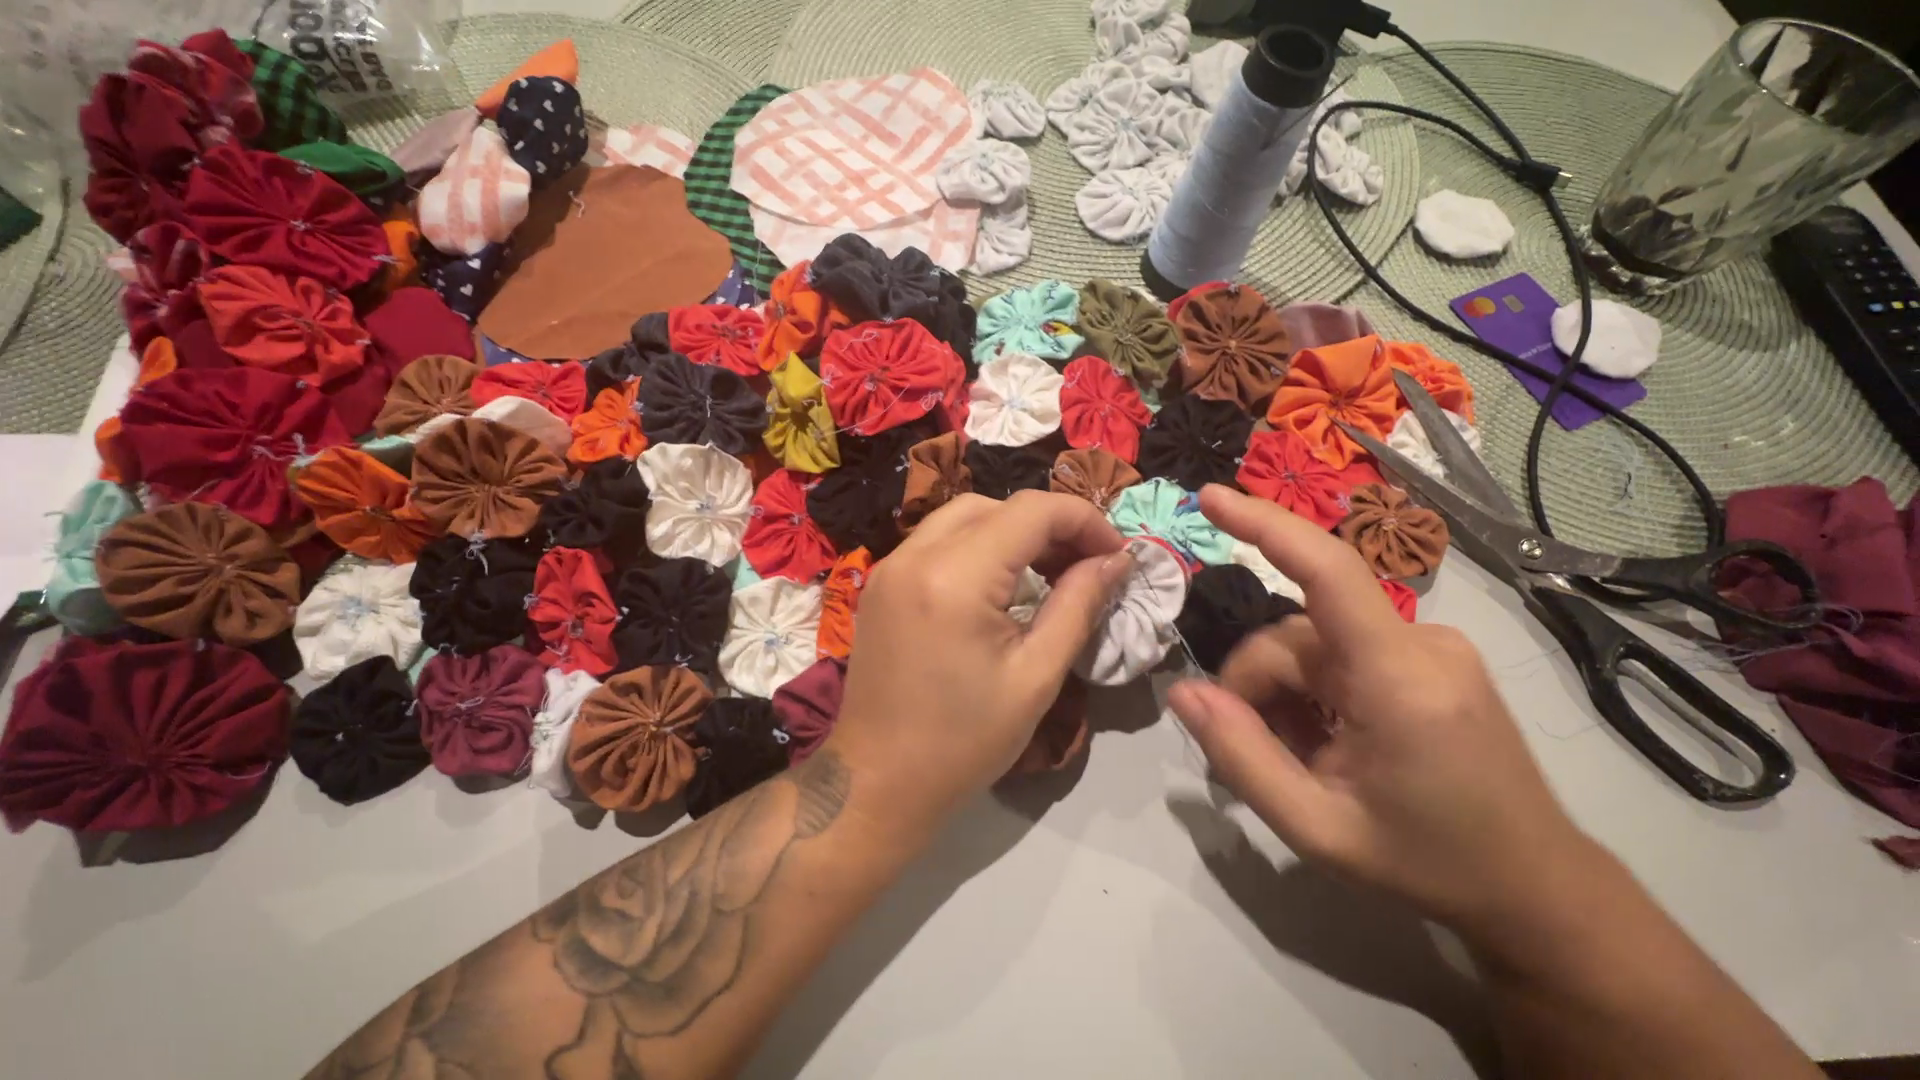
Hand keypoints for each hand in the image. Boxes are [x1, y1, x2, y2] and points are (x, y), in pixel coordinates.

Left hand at [827, 490, 1130, 838]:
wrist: (878, 782)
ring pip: (963, 516)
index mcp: (955, 576)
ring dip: (1013, 531)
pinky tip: (1004, 584)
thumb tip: (1117, 561)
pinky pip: (936, 541)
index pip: (1032, 511)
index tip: (1118, 557)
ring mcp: (890, 567)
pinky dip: (978, 546)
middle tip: (1087, 566)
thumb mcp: (1036, 676)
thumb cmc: (964, 741)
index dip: (1085, 521)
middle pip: (996, 505)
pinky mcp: (881, 585)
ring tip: (1052, 571)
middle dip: (1050, 524)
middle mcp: (915, 555)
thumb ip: (1078, 605)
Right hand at [1167, 486, 1591, 929]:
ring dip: (1288, 694)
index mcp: (1399, 680)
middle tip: (1251, 754)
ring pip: (1316, 644)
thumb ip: (1240, 756)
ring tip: (1303, 760)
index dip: (1265, 526)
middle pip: (1297, 632)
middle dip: (1258, 685)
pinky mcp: (1435, 658)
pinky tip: (1329, 742)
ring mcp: (1434, 647)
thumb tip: (1181, 692)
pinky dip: (1318, 691)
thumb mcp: (1315, 827)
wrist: (1533, 885)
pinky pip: (1346, 653)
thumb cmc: (1426, 863)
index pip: (1327, 572)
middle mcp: (1421, 644)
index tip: (1210, 497)